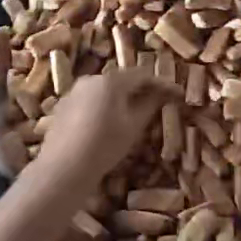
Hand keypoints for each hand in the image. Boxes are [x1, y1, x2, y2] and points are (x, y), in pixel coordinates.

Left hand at [32, 68, 176, 187]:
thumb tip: (163, 93)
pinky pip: (89, 100)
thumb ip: (150, 105)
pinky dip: (103, 106)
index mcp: (110, 80)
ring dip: (121, 98)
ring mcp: (73, 91)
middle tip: (158, 102)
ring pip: (104, 90)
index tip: (177, 94)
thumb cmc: (105, 144)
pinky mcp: (63, 106)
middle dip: (140, 89)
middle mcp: (90, 79)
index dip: (162, 84)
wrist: (64, 165)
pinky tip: (108, 121)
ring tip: (135, 113)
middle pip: (121, 80)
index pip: (142, 75)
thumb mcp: (133, 126)